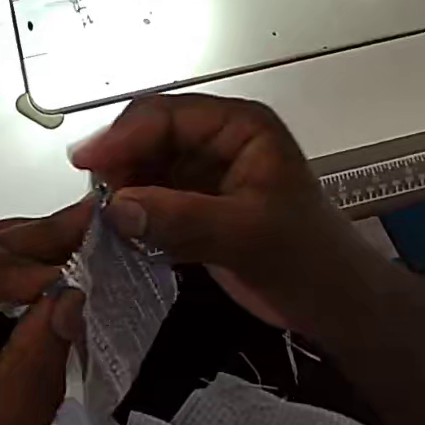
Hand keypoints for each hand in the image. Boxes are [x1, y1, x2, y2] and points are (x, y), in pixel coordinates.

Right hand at [70, 94, 356, 326]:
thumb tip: (117, 207)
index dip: (124, 135)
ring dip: (119, 186)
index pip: (167, 115)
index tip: (87, 161)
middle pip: (147, 134)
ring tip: (102, 215)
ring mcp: (198, 167)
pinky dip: (128, 208)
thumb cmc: (311, 262)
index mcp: (237, 125)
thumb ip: (184, 219)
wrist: (337, 309)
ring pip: (140, 163)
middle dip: (118, 161)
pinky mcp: (188, 197)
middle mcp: (213, 137)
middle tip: (93, 193)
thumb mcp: (250, 236)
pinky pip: (145, 192)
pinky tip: (118, 227)